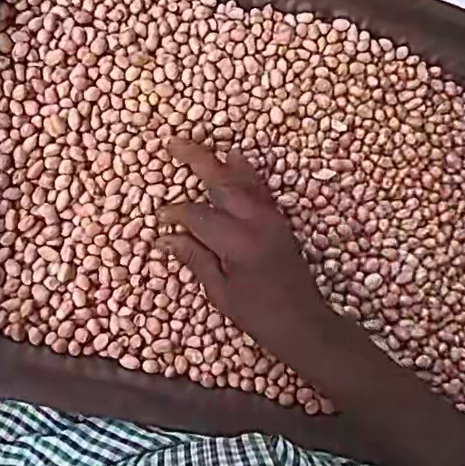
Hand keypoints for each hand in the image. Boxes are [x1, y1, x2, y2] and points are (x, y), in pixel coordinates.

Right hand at [154, 138, 337, 353]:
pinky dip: (243, 171)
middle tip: (173, 144)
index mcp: (237, 242)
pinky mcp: (279, 219)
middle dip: (196, 160)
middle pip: (221, 181)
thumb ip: (195, 258)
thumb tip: (166, 238)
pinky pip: (258, 187)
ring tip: (199, 146)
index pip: (197, 215)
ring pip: (242, 178)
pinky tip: (234, 160)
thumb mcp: (220, 292)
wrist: (304, 322)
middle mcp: (256, 222)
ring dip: (219, 160)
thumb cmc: (259, 314)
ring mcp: (271, 217)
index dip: (175, 214)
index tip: (160, 218)